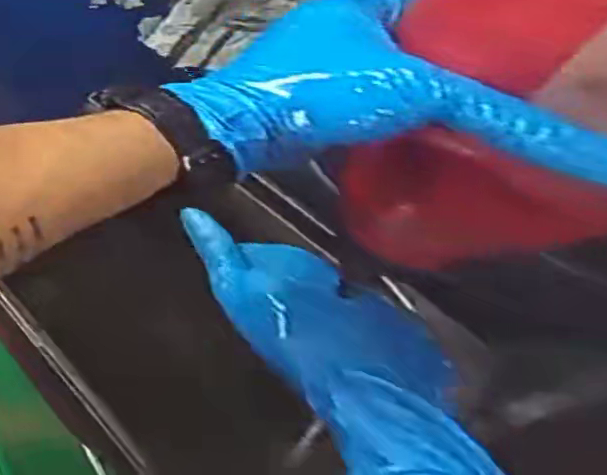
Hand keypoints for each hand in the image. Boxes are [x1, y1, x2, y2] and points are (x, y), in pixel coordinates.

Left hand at [162, 0, 606, 187]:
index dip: (480, 15)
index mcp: (356, 6)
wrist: (244, 123)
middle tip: (528, 90)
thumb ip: (498, 115)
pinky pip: (376, 100)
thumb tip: (606, 156)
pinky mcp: (316, 96)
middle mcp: (337, 26)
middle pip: (418, 38)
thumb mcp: (416, 90)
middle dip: (465, 62)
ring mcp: (322, 61)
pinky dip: (409, 115)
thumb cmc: (321, 87)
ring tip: (498, 118)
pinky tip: (446, 138)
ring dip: (436, 92)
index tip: (535, 43)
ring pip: (397, 72)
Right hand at [181, 209, 505, 474]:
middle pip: (316, 277)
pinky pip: (388, 331)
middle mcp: (343, 277)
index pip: (277, 254)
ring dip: (339, 310)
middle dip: (303, 286)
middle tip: (286, 310)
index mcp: (300, 262)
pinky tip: (361, 355)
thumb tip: (192, 213)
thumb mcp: (237, 292)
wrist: (362, 393)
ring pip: (353, 302)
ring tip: (323, 333)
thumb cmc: (290, 337)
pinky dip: (374, 336)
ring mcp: (382, 309)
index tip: (252, 283)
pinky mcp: (415, 343)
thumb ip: (218, 253)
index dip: (263, 267)